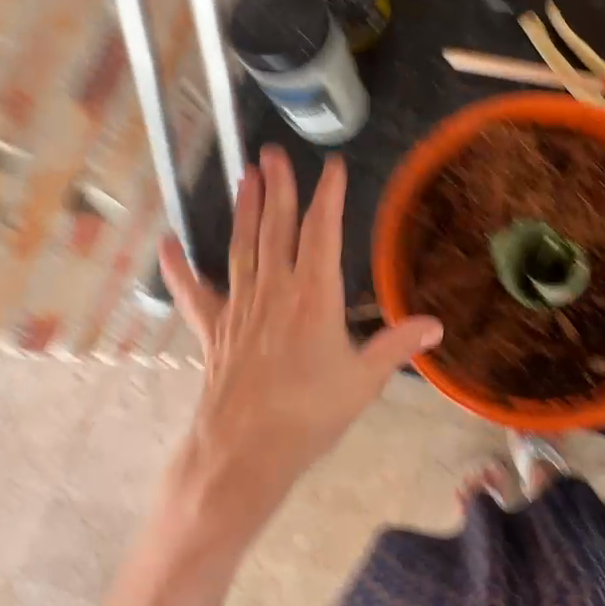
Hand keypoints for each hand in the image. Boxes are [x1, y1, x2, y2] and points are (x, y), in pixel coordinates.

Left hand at [159, 146, 442, 506]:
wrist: (244, 452)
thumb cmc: (309, 414)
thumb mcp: (364, 381)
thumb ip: (397, 346)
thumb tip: (436, 325)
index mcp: (314, 296)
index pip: (322, 233)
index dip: (328, 196)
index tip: (332, 166)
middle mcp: (274, 290)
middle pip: (276, 228)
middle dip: (278, 188)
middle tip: (272, 152)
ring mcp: (239, 307)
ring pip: (242, 247)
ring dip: (245, 210)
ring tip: (245, 176)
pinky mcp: (214, 330)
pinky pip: (196, 293)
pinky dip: (180, 268)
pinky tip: (168, 244)